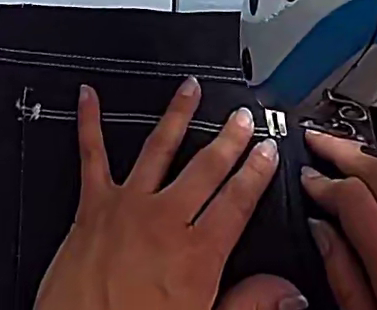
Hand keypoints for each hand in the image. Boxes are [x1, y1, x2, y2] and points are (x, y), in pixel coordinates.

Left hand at [33, 78, 294, 309]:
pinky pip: (91, 156)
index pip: (237, 201)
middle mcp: (164, 221)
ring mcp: (128, 206)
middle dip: (229, 138)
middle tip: (242, 116)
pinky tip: (89, 97)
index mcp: (194, 257)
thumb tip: (288, 294)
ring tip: (191, 88)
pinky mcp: (93, 206)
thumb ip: (247, 305)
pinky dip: (89, 122)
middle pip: (206, 168)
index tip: (268, 149)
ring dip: (178, 114)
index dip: (257, 172)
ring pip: (160, 147)